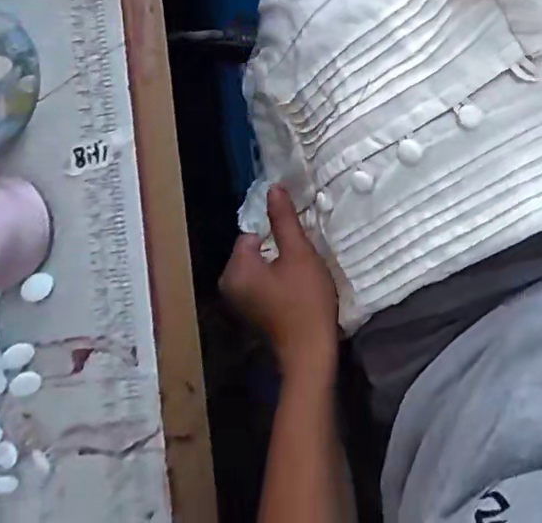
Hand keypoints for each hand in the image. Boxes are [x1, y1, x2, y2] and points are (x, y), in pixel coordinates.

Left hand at [220, 185, 338, 378]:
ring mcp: (241, 302)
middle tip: (303, 255)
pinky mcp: (254, 313)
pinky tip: (299, 286)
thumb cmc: (304, 300)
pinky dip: (280, 280)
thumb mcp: (298, 253)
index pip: (253, 232)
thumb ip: (283, 219)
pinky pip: (264, 283)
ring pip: (262, 265)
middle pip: (256, 248)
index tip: (298, 239)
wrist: (311, 354)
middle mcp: (230, 284)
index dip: (277, 232)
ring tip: (304, 270)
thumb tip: (273, 187)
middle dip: (279, 247)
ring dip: (282, 263)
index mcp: (235, 268)